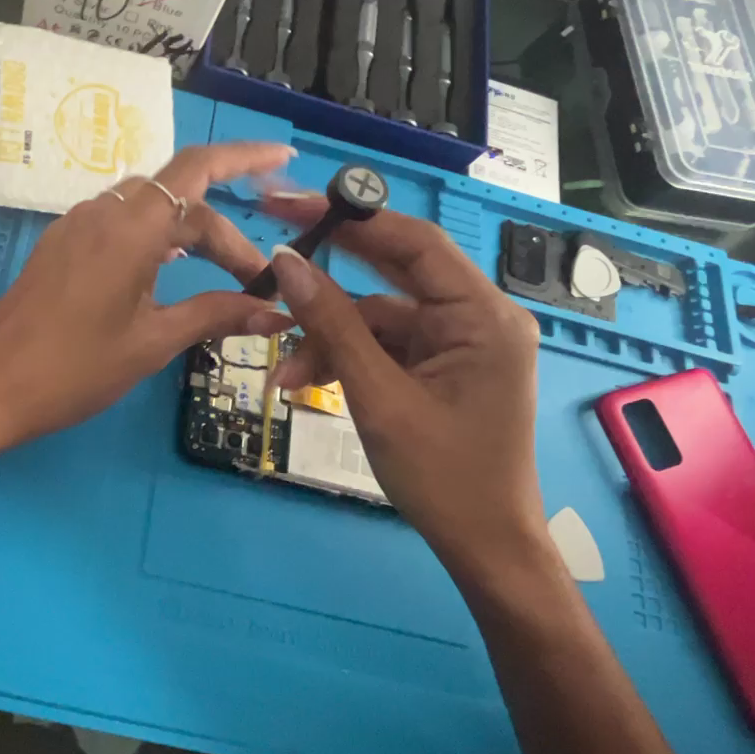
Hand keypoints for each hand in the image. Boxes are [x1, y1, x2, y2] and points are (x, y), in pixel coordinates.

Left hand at [0, 143, 295, 456]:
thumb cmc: (75, 368)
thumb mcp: (153, 342)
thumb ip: (215, 315)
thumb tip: (274, 311)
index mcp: (130, 227)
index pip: (197, 170)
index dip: (245, 158)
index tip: (284, 159)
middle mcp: (102, 212)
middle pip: (175, 194)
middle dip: (220, 227)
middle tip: (252, 275)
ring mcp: (75, 227)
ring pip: (144, 207)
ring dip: (185, 229)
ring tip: (219, 268)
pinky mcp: (59, 246)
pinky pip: (117, 223)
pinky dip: (152, 236)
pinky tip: (165, 269)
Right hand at [258, 199, 543, 567]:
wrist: (484, 548)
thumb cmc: (442, 476)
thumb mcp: (376, 397)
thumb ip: (331, 324)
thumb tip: (286, 261)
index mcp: (483, 315)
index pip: (412, 241)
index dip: (348, 217)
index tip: (288, 205)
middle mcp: (478, 316)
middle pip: (394, 270)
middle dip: (329, 271)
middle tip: (270, 254)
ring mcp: (460, 341)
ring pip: (378, 315)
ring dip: (328, 338)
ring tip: (285, 375)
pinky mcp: (442, 364)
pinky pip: (384, 344)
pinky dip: (345, 357)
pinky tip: (306, 381)